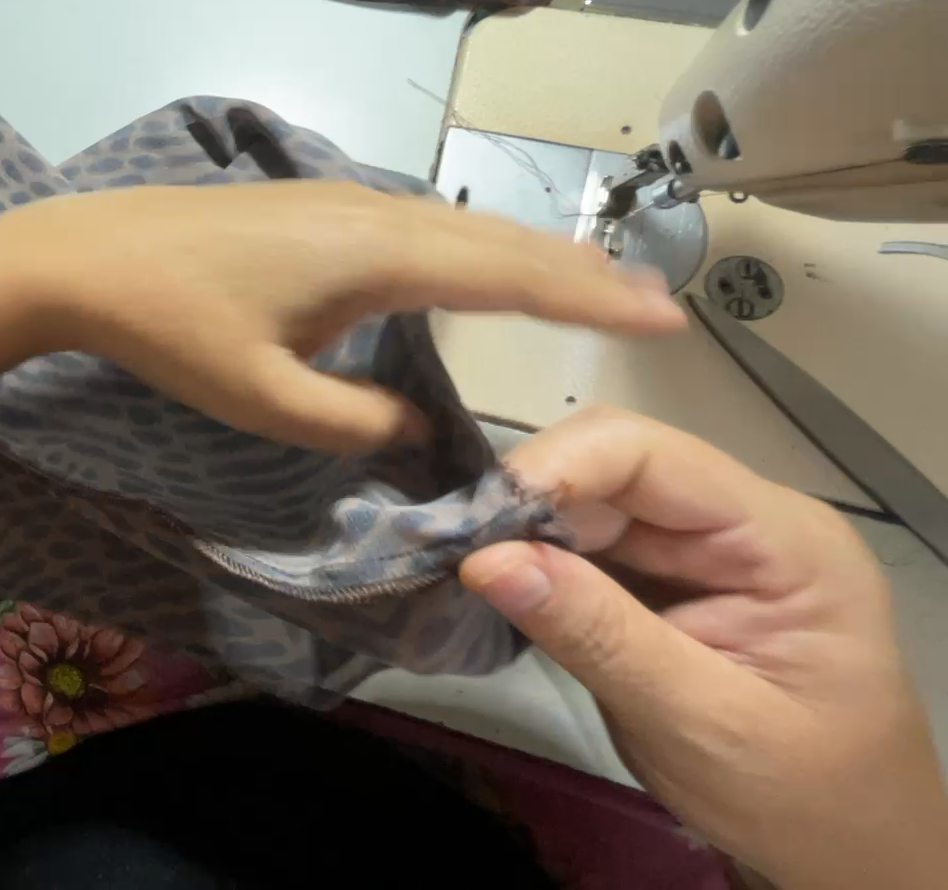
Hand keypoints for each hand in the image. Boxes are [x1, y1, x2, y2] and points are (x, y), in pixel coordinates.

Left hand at [0, 181, 686, 451]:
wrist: (84, 258)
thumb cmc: (170, 327)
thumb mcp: (264, 396)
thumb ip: (352, 419)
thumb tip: (408, 420)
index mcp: (372, 253)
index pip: (506, 273)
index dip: (586, 295)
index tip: (663, 316)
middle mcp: (366, 210)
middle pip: (487, 236)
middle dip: (564, 268)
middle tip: (635, 303)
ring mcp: (328, 197)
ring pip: (444, 222)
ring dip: (507, 253)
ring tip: (562, 286)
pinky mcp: (297, 203)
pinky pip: (400, 221)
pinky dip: (449, 245)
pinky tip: (447, 268)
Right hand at [460, 408, 947, 889]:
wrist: (837, 844)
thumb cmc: (801, 795)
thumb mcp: (701, 723)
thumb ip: (597, 635)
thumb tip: (483, 561)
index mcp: (778, 539)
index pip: (643, 454)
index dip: (552, 467)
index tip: (479, 525)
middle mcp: (729, 518)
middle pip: (596, 464)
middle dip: (521, 502)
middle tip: (462, 557)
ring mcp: (685, 541)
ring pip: (570, 496)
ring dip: (514, 530)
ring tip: (473, 575)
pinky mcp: (645, 568)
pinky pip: (566, 534)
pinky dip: (522, 555)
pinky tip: (502, 585)